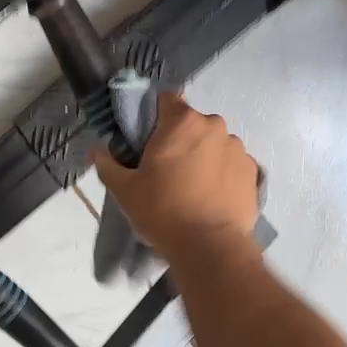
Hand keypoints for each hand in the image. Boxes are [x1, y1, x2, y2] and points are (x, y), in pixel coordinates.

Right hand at [91, 92, 260, 257]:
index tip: (146, 142)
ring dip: (201, 159)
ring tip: (190, 191)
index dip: (153, 118)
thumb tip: (95, 150)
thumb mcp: (125, 192)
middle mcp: (214, 125)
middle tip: (165, 173)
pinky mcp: (252, 171)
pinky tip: (209, 199)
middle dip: (179, 142)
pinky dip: (220, 176)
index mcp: (181, 122)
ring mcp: (237, 147)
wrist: (208, 246)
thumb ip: (108, 165)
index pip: (166, 100)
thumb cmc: (162, 212)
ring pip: (212, 145)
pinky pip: (230, 166)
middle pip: (191, 125)